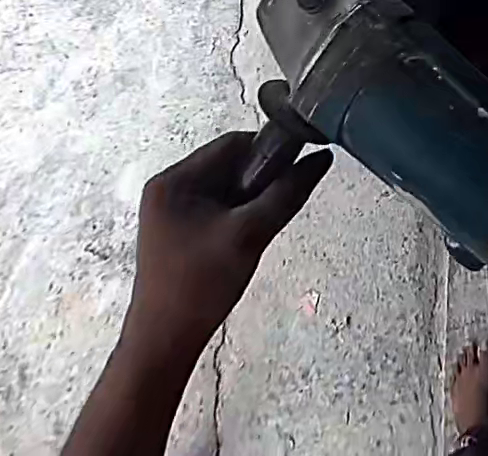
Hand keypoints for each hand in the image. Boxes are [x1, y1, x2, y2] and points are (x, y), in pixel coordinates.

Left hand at [122, 131, 333, 362]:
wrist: (165, 345)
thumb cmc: (199, 287)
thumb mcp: (251, 232)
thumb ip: (289, 190)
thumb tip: (322, 157)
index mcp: (174, 180)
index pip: (234, 142)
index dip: (269, 150)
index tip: (294, 167)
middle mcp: (170, 187)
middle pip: (233, 161)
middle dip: (262, 176)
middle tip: (280, 197)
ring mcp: (175, 208)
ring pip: (232, 181)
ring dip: (255, 194)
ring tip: (265, 219)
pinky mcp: (183, 226)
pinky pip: (224, 200)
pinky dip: (244, 208)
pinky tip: (253, 229)